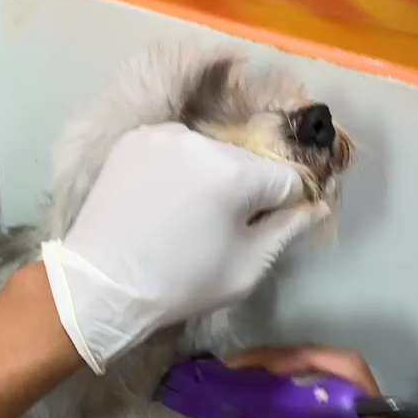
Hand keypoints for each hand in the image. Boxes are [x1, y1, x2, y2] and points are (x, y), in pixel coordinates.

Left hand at [40, 123, 326, 371]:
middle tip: (220, 225)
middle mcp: (200, 140)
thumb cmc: (179, 283)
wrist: (101, 282)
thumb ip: (288, 229)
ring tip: (187, 212)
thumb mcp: (246, 268)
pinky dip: (178, 165)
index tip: (265, 225)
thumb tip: (315, 205)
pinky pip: (175, 147)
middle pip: (246, 160)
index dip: (283, 204)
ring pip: (210, 151)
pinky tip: (163, 196)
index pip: (286, 178)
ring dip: (211, 173)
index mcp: (235, 171)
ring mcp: (162, 134)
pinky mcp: (134, 139)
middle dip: (245, 187)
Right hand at [221, 346, 417, 417]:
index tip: (261, 368)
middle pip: (336, 364)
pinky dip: (302, 390)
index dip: (301, 359)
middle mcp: (380, 416)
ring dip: (293, 371)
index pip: (342, 370)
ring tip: (252, 376)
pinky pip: (333, 396)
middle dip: (288, 359)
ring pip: (333, 376)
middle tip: (246, 366)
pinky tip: (275, 400)